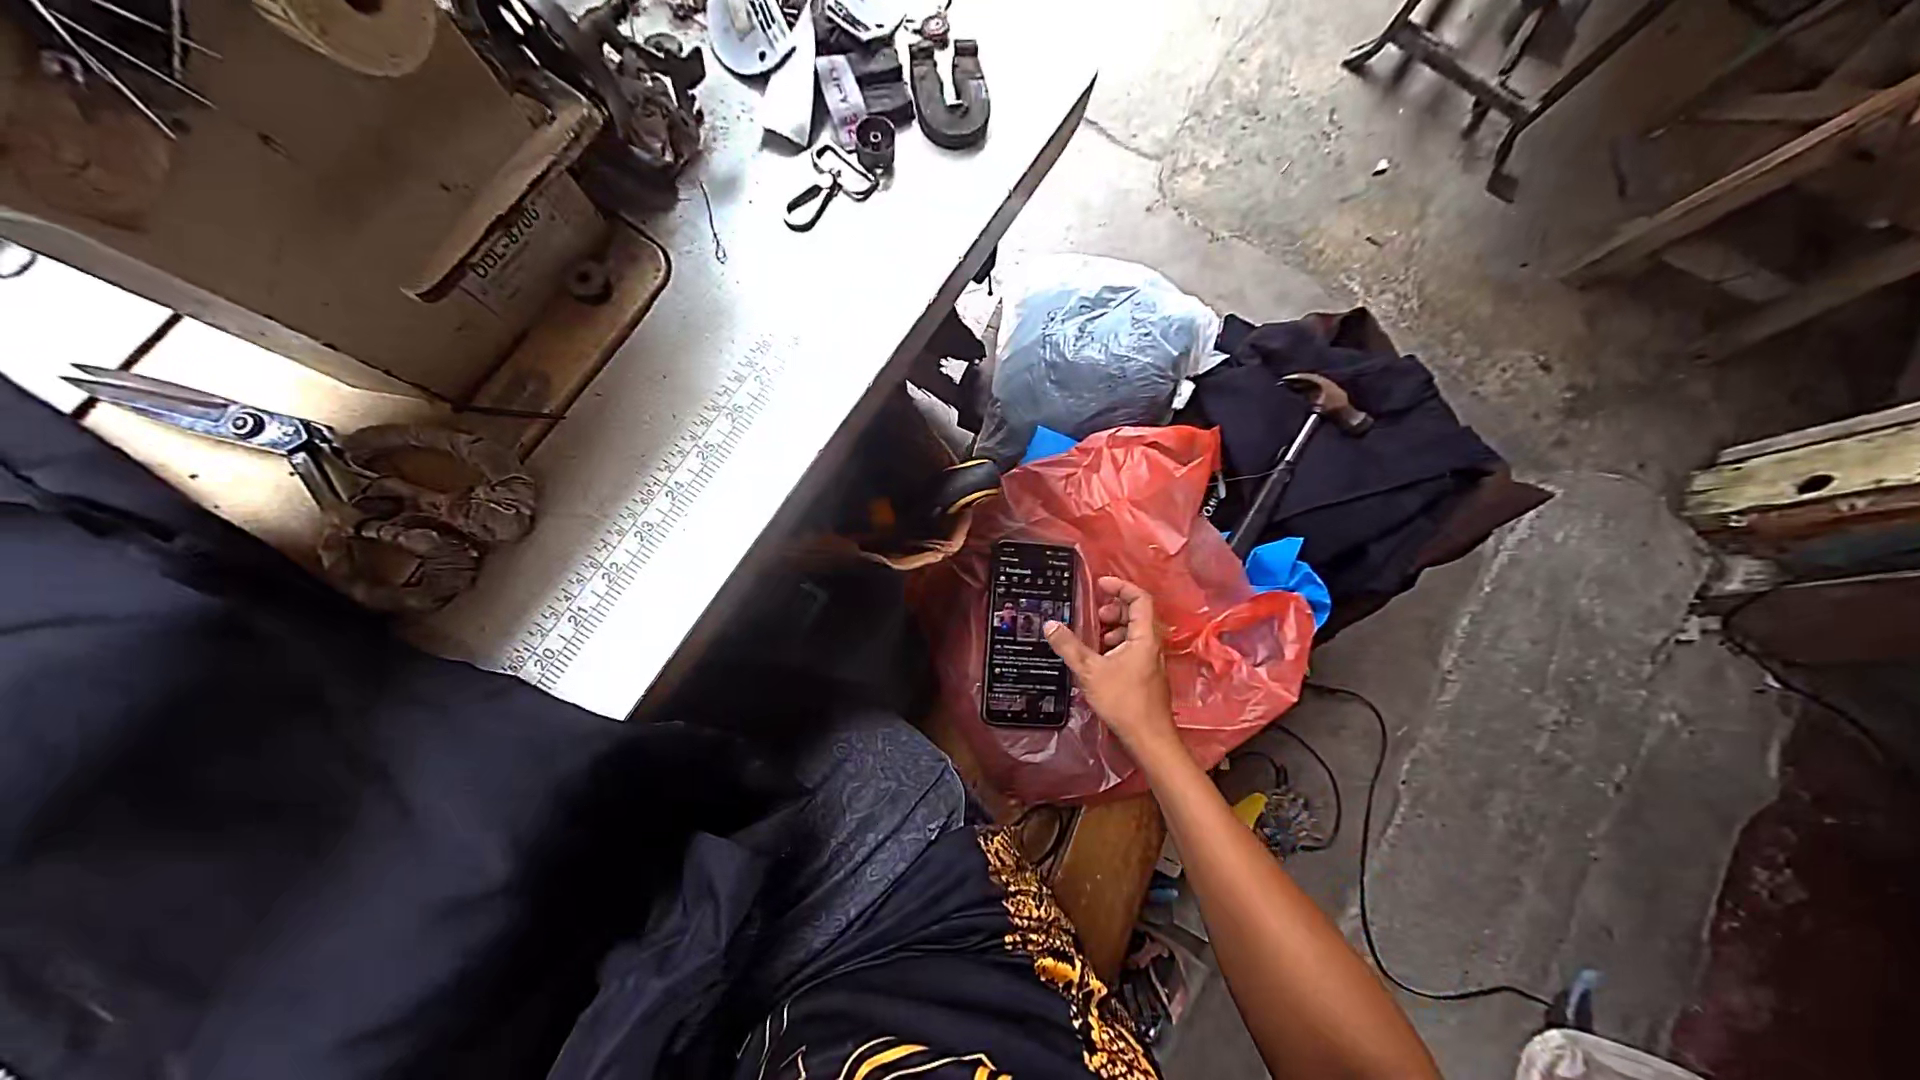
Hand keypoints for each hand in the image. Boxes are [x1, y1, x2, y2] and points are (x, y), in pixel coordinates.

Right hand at [1043, 577, 1178, 760]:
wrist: (1149, 737)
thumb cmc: (1123, 701)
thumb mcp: (1090, 670)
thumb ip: (1069, 646)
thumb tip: (1050, 625)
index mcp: (1145, 636)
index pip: (1139, 598)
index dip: (1120, 586)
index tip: (1100, 584)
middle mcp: (1152, 643)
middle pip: (1137, 613)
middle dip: (1114, 608)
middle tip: (1094, 615)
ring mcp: (1151, 659)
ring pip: (1135, 631)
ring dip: (1114, 627)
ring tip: (1094, 636)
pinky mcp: (1147, 673)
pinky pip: (1133, 646)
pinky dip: (1117, 643)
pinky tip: (1100, 657)